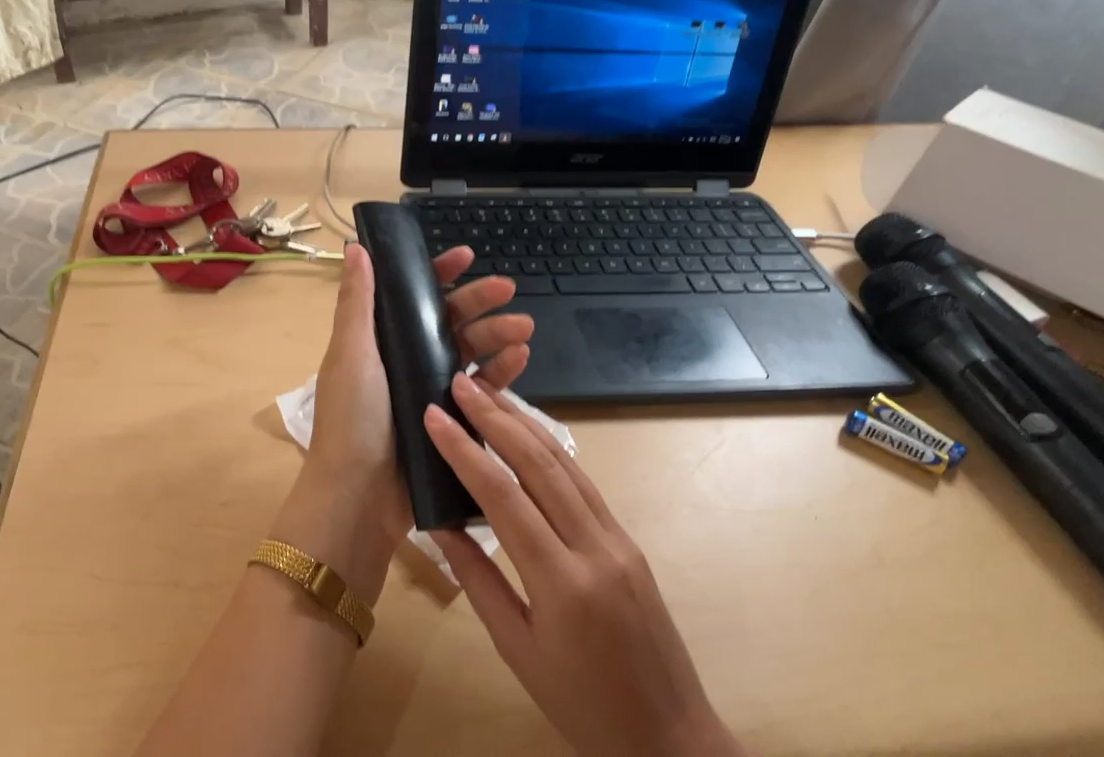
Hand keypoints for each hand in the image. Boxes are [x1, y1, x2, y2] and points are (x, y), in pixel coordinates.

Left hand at [273, 245, 531, 601]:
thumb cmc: (352, 420)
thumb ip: (358, 302)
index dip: (438, 275)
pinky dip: (501, 374)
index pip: (412, 297)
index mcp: (379, 341)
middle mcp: (405, 361)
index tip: (467, 256)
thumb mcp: (351, 354)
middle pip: (449, 321)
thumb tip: (355, 247)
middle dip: (480, 302)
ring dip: (497, 336)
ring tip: (524, 329)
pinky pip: (481, 390)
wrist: (359, 499)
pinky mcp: (450, 423)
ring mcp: (429, 393)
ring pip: (471, 353)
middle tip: (510, 290)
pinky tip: (520, 361)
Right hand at [425, 377, 745, 756]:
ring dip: (526, 424)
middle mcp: (595, 547)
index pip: (503, 497)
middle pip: (540, 464)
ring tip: (490, 393)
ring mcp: (619, 540)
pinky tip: (529, 436)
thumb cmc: (581, 705)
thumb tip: (439, 525)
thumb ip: (479, 580)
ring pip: (567, 466)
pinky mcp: (629, 541)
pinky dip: (552, 452)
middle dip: (497, 418)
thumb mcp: (517, 650)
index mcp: (561, 583)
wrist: (669, 735)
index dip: (464, 451)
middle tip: (461, 382)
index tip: (433, 415)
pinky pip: (584, 486)